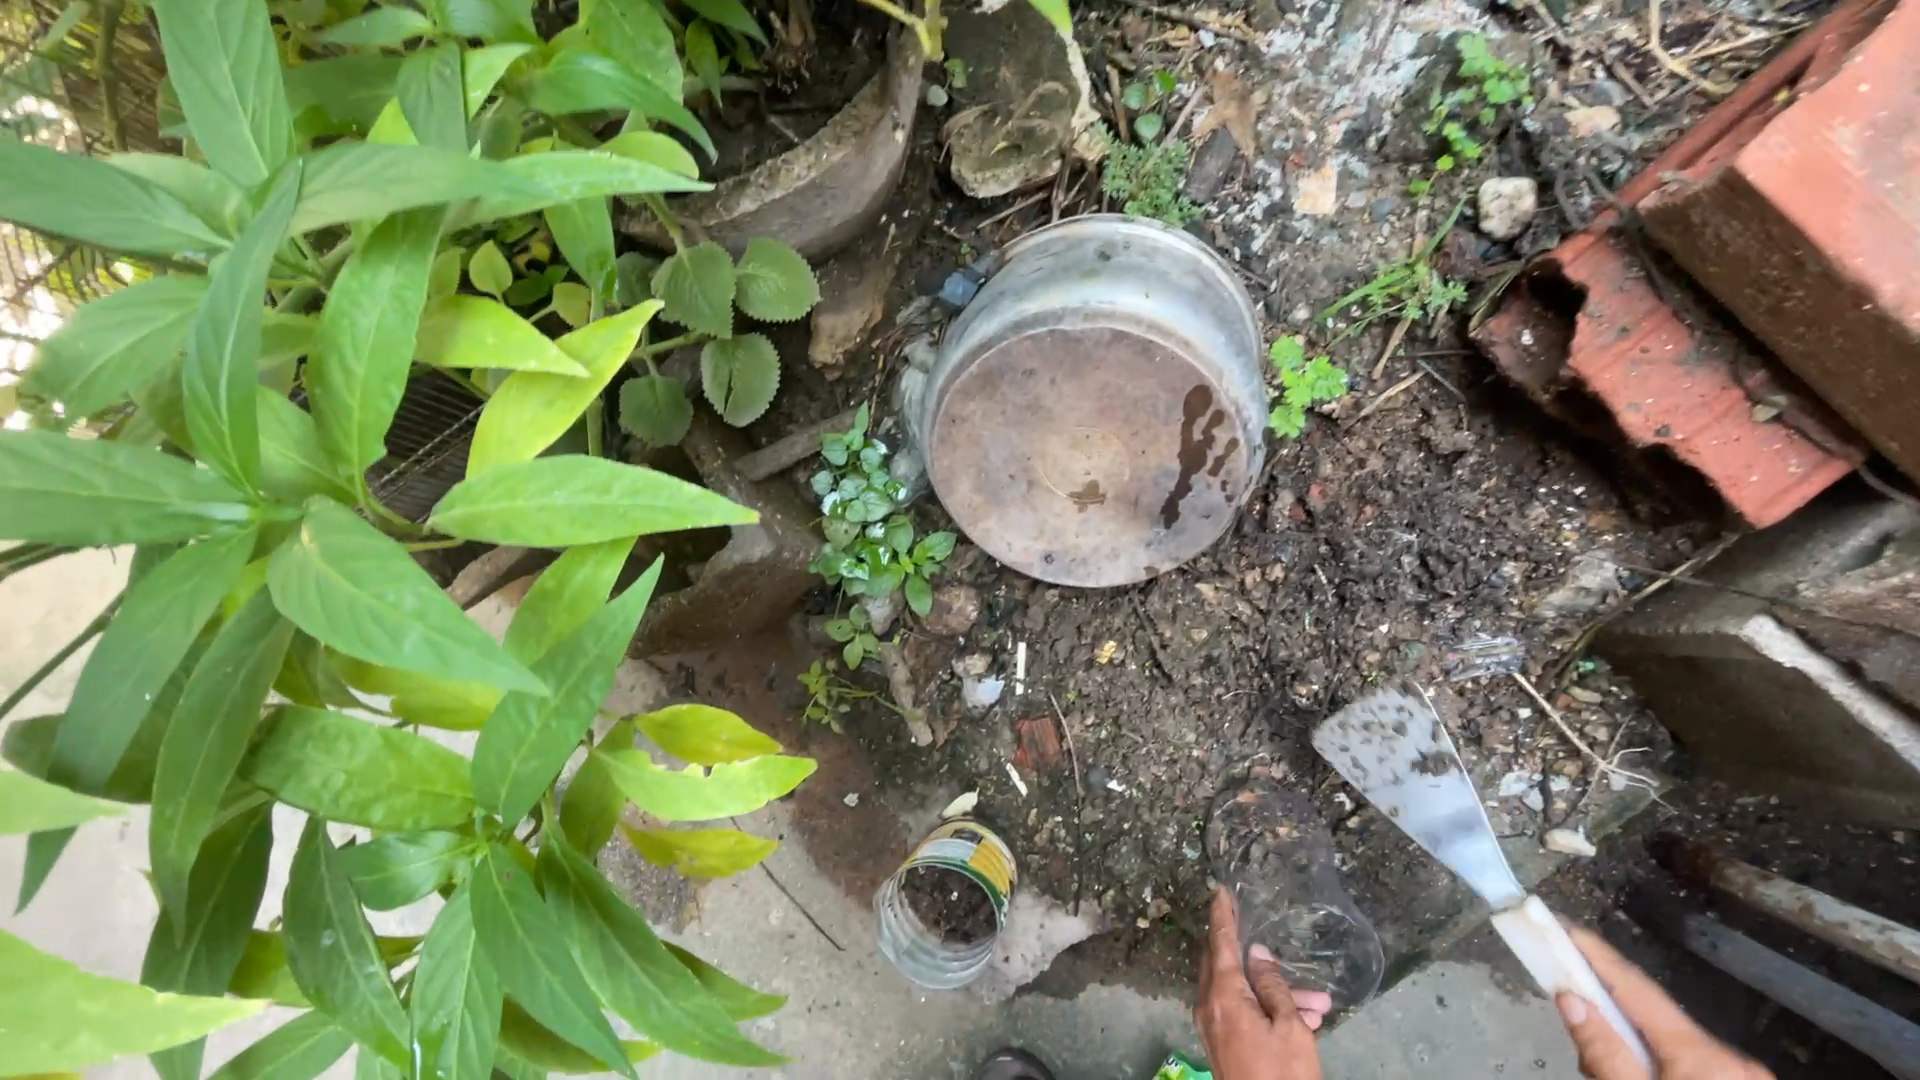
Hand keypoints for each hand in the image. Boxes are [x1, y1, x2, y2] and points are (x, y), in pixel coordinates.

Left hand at [1196, 886, 1332, 1079]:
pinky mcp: (1222, 1043)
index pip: (1220, 941)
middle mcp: (1209, 1004)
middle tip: (1268, 933)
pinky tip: (1305, 1020)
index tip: (1220, 889)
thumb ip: (1272, 986)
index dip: (1222, 913)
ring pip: (1241, 991)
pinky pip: (1242, 1012)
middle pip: (1226, 963)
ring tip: (1319, 1003)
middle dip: (1256, 955)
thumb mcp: (1289, 1028)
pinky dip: (1266, 1009)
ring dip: (1274, 991)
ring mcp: (1213, 1026)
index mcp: (1222, 993)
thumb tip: (1257, 953)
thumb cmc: (1283, 1076)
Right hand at [1557, 926, 1773, 1079]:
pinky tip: (1635, 1077)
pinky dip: (1653, 1066)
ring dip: (1629, 1048)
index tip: (1557, 923)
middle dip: (1606, 1014)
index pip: (1634, 985)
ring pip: (1667, 1046)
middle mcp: (1730, 1061)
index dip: (1594, 951)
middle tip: (1572, 1027)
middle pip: (1650, 1018)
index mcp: (1703, 1055)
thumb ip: (1602, 1052)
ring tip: (1606, 1074)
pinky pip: (1687, 1067)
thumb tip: (1568, 996)